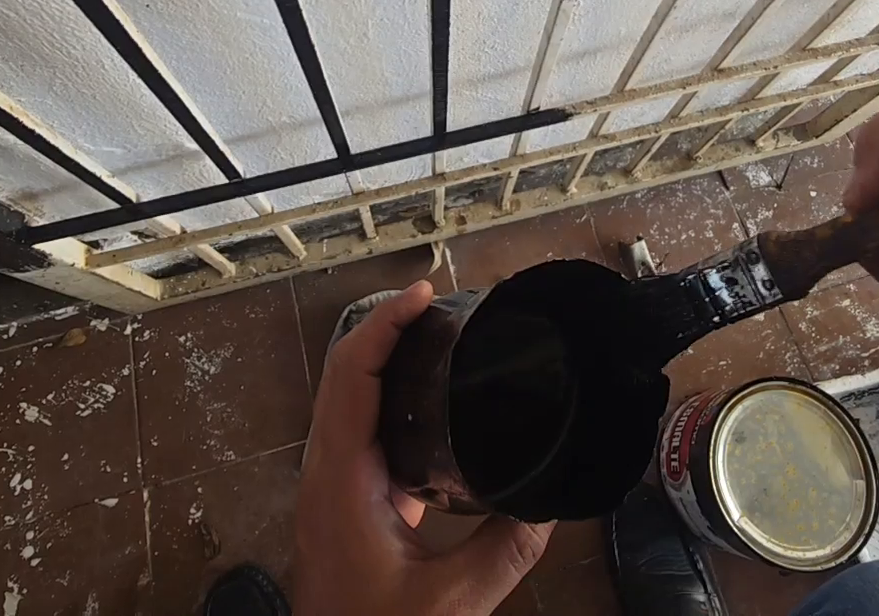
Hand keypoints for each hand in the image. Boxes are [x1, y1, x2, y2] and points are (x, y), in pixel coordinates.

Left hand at [291, 280, 552, 615]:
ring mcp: (333, 481)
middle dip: (386, 327)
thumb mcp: (452, 605)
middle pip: (344, 371)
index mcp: (341, 478)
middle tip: (438, 306)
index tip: (425, 294)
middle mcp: (327, 467)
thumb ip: (506, 550)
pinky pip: (362, 422)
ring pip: (348, 394)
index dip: (386, 325)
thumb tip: (550, 500)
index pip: (352, 374)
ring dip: (384, 354)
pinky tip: (430, 395)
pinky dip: (389, 390)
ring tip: (434, 333)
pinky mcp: (347, 495)